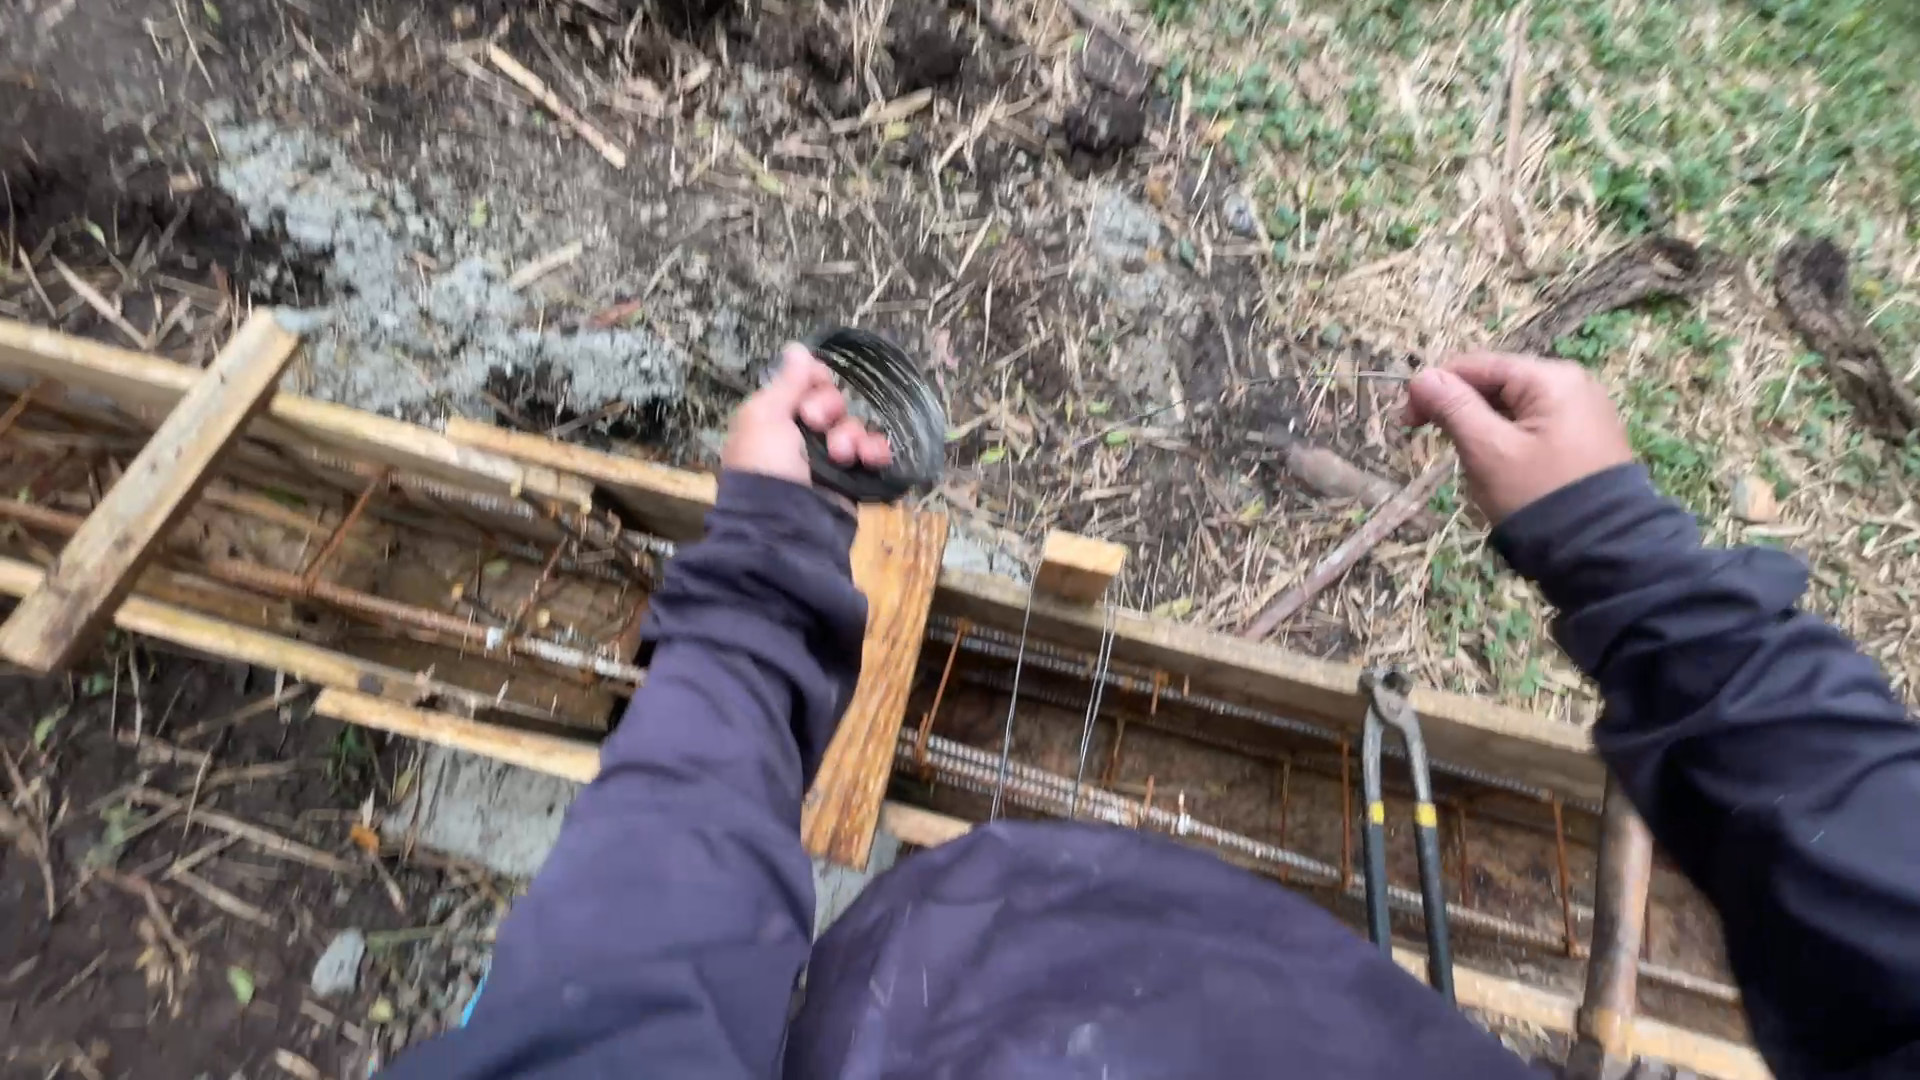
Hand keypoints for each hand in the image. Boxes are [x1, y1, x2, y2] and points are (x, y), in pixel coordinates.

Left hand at [722, 344, 892, 486]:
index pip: (806, 384)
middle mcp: (802, 436)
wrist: (784, 525)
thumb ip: (786, 382)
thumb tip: (797, 347)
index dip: (814, 381)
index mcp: (776, 417)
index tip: (812, 385)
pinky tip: (871, 458)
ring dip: (852, 435)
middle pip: (833, 402)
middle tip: (816, 425)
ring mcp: (829, 461)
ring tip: (843, 455)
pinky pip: (873, 456)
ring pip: (855, 428)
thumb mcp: (765, 416)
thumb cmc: (767, 465)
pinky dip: (876, 453)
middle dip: (830, 410)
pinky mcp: (852, 482)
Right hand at [1403, 352, 1631, 523]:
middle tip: (1430, 440)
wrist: (1597, 544)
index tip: (1407, 422)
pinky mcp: (1577, 434)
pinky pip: (1525, 421)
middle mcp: (1569, 384)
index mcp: (1550, 379)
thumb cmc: (1535, 491)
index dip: (1434, 387)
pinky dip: (1498, 434)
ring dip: (1474, 423)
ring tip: (1465, 456)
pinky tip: (1491, 460)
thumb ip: (1453, 408)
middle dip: (1455, 406)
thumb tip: (1421, 377)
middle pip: (1492, 381)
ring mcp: (1577, 409)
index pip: (1476, 365)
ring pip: (1506, 403)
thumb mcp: (1487, 448)